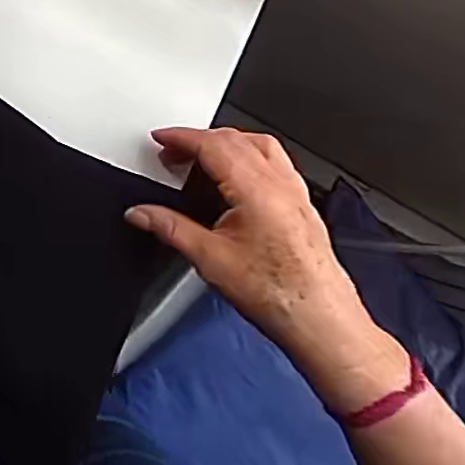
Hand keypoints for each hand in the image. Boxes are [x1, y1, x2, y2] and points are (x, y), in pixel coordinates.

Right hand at [126, 127, 408, 412]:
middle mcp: (283, 189)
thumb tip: (140, 213)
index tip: (160, 138)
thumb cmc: (281, 297)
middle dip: (198, 138)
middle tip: (171, 151)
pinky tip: (234, 179)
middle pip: (237, 140)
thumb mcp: (209, 259)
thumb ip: (169, 228)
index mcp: (259, 193)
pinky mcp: (305, 210)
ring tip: (200, 158)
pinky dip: (248, 158)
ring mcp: (298, 198)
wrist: (324, 327)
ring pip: (262, 147)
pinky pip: (277, 165)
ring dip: (226, 144)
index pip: (215, 146)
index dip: (181, 136)